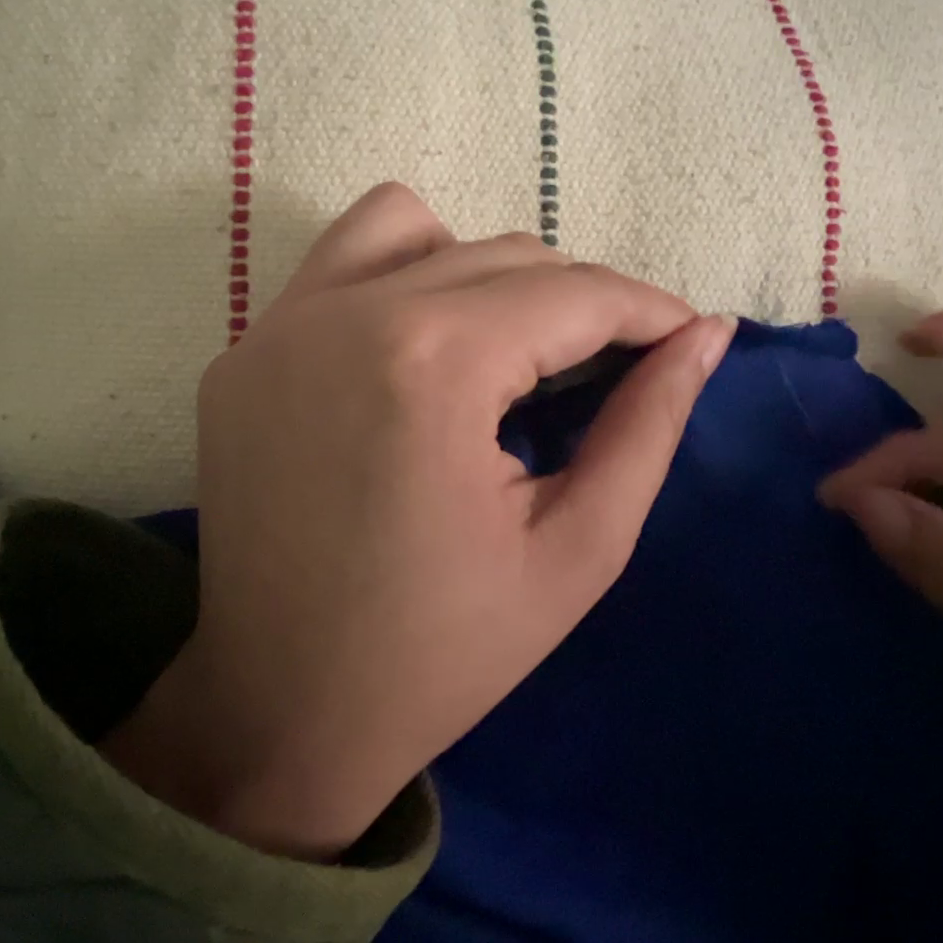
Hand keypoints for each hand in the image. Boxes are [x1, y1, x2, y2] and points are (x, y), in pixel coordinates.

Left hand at [103, 183, 733, 859]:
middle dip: (575, 299)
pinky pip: (333, 277)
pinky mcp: (238, 359)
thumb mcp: (577, 549)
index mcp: (432, 362)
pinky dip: (394, 287)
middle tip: (612, 365)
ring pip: (407, 230)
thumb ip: (649, 426)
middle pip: (498, 254)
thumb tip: (705, 336)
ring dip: (479, 270)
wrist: (283, 712)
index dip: (646, 308)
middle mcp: (342, 315)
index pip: (571, 292)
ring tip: (507, 351)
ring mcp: (273, 330)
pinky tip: (418, 362)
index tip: (688, 336)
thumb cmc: (443, 653)